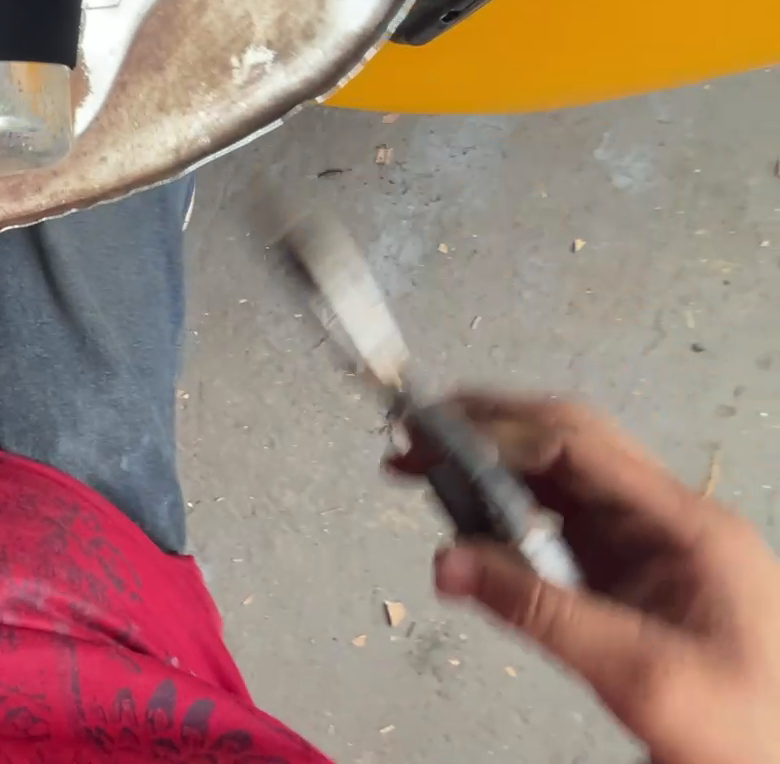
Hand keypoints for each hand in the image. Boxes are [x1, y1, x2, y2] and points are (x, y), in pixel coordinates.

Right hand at [412, 394, 779, 763]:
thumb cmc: (738, 728)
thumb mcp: (638, 675)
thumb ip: (535, 611)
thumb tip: (443, 562)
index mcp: (686, 526)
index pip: (574, 446)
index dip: (494, 435)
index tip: (427, 444)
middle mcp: (665, 514)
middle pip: (562, 434)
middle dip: (482, 425)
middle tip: (414, 434)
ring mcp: (642, 532)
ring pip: (549, 462)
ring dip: (481, 455)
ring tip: (419, 463)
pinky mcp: (615, 554)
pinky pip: (544, 502)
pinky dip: (492, 492)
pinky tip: (457, 503)